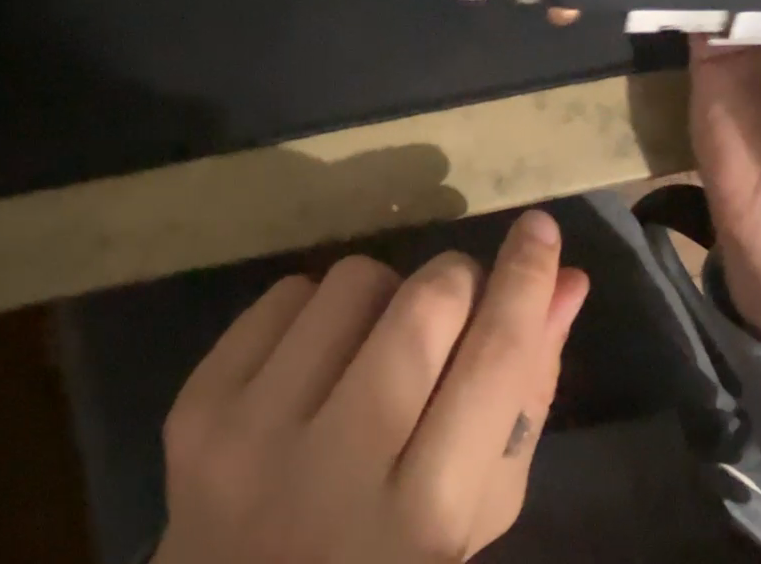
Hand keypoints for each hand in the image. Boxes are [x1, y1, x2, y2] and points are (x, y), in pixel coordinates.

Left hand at [154, 211, 588, 562]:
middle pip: (424, 305)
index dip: (526, 279)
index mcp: (426, 510)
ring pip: (354, 281)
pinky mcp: (195, 407)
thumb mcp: (479, 504)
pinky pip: (286, 292)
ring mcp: (252, 436)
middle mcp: (336, 470)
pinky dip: (318, 309)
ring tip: (375, 347)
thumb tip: (565, 281)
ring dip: (385, 295)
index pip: (496, 359)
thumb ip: (526, 394)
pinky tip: (315, 365)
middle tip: (455, 304)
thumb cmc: (389, 557)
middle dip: (456, 282)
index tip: (539, 228)